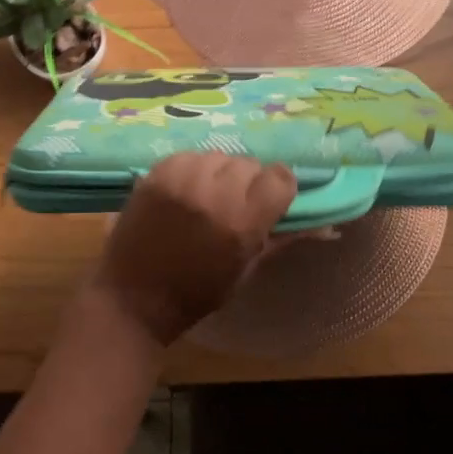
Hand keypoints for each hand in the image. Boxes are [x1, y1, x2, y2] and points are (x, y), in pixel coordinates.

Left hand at [89, 153, 296, 345]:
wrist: (133, 297)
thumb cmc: (196, 292)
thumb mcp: (244, 270)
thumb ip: (277, 239)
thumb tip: (319, 224)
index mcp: (243, 222)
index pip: (280, 177)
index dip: (279, 188)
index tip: (271, 199)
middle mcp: (216, 193)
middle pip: (250, 164)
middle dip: (248, 183)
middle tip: (235, 204)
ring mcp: (183, 179)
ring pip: (219, 156)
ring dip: (220, 173)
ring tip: (207, 196)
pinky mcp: (156, 174)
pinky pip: (189, 156)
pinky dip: (192, 169)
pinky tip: (185, 190)